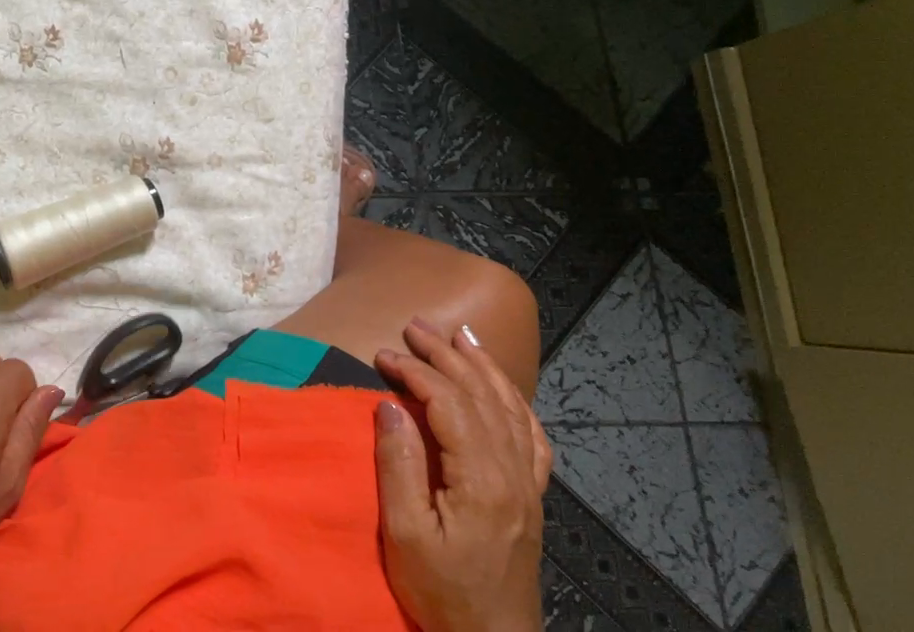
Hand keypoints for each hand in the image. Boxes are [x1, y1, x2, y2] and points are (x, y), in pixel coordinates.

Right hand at [373, 319, 551, 631]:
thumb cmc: (440, 588)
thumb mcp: (406, 532)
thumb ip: (399, 465)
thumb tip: (390, 405)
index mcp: (481, 479)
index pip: (449, 404)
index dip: (416, 371)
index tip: (381, 354)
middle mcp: (512, 472)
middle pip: (481, 396)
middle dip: (446, 356)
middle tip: (414, 325)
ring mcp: (527, 484)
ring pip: (511, 409)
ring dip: (483, 367)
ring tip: (460, 335)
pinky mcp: (531, 497)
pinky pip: (532, 438)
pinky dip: (517, 403)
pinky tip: (503, 389)